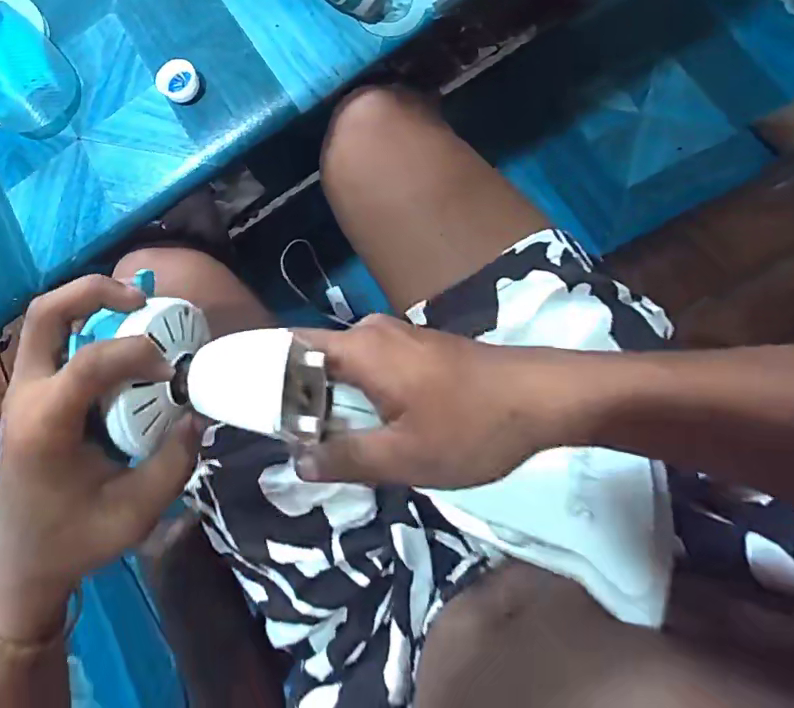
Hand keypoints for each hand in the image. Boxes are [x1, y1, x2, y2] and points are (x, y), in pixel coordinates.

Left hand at [0, 275, 201, 640]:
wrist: (23, 563)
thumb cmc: (73, 540)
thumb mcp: (133, 514)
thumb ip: (173, 464)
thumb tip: (197, 414)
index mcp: (43, 426)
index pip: (88, 363)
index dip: (135, 354)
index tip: (169, 371)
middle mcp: (24, 395)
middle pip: (46, 313)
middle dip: (94, 292)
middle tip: (139, 300)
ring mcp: (21, 389)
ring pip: (44, 318)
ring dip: (87, 302)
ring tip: (132, 309)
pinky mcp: (29, 391)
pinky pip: (52, 338)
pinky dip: (84, 323)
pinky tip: (116, 342)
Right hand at [294, 314, 614, 488]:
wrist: (545, 396)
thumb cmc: (471, 425)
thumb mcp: (405, 456)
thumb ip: (346, 458)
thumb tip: (299, 462)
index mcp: (358, 348)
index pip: (289, 348)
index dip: (262, 373)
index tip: (248, 406)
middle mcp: (369, 331)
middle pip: (314, 358)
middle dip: (297, 396)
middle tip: (288, 438)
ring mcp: (396, 336)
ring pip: (344, 365)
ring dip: (330, 399)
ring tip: (324, 441)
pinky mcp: (416, 347)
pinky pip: (369, 367)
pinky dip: (356, 394)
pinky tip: (367, 426)